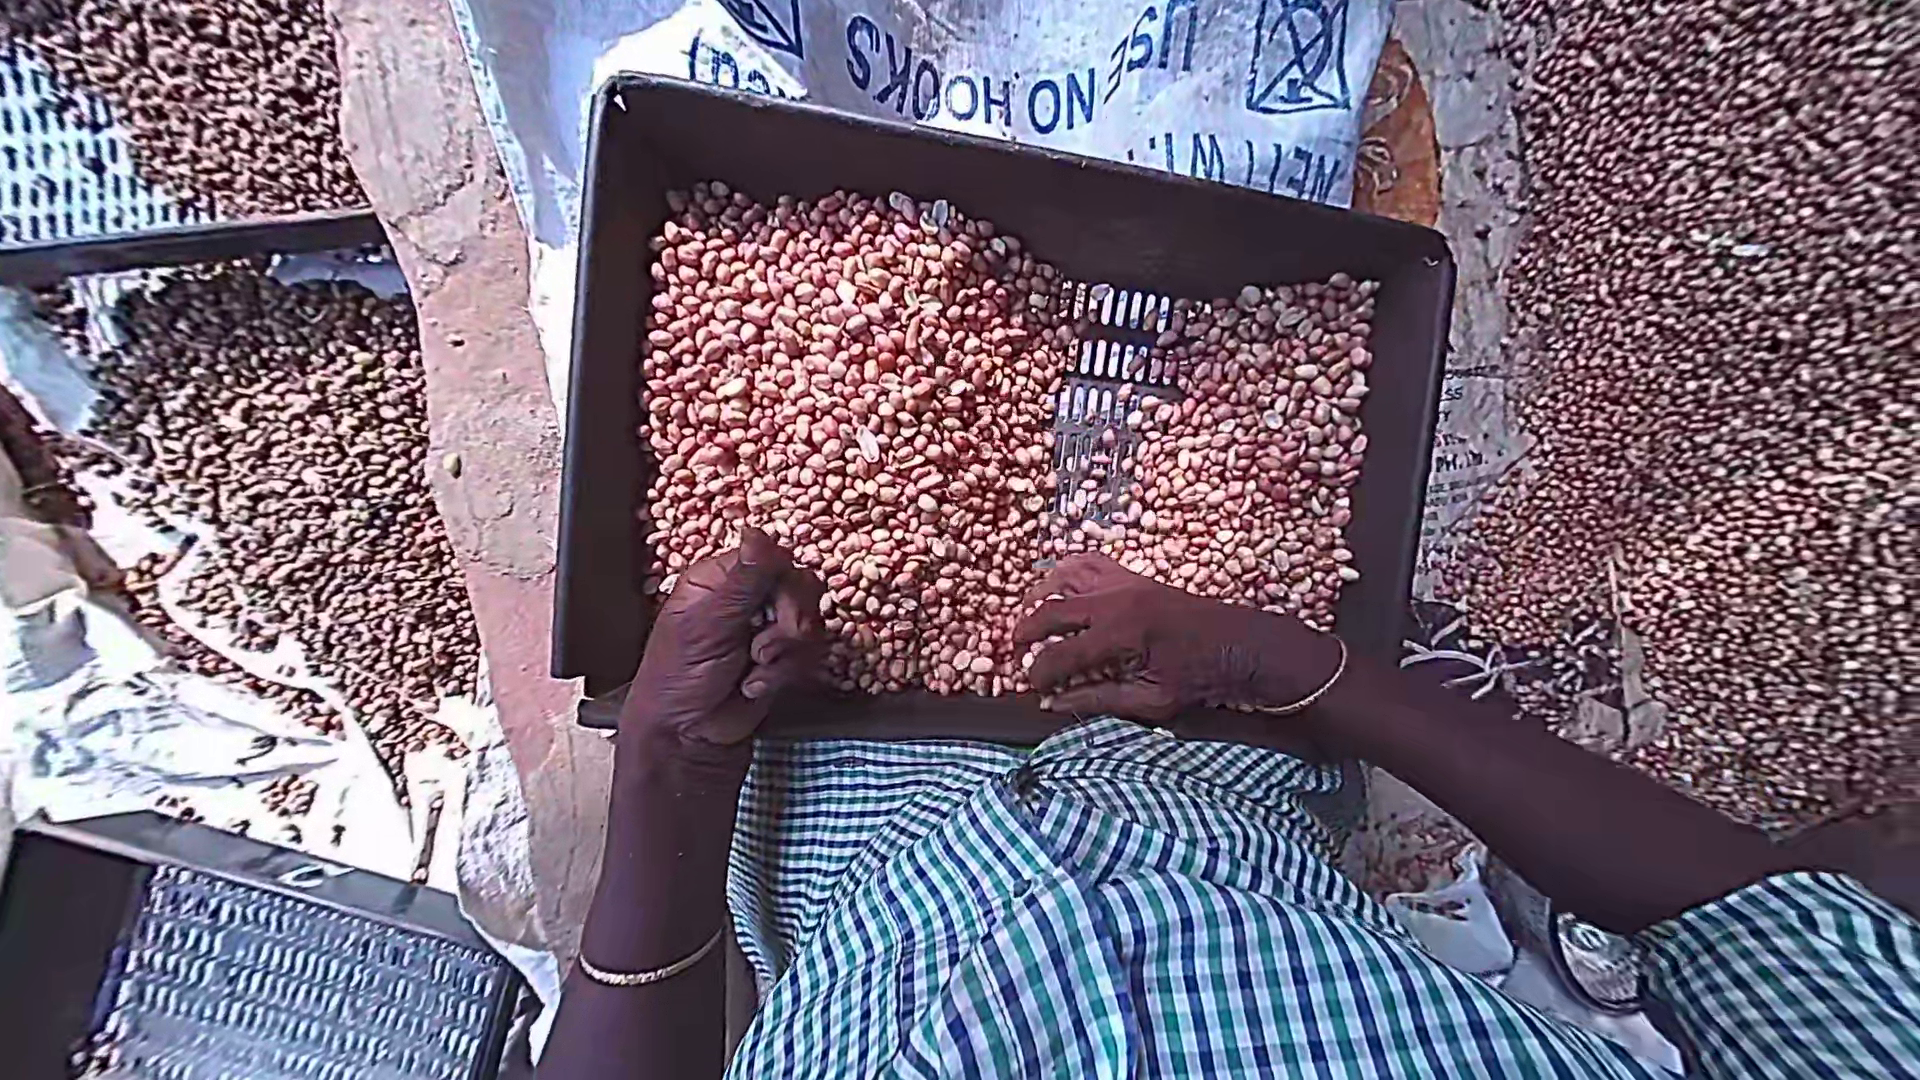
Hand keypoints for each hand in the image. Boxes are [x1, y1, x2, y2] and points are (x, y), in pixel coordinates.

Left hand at [622, 528, 824, 762]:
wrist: (688, 739)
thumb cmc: (679, 678)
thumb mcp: (708, 625)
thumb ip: (743, 581)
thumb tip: (756, 531)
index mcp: (722, 578)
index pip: (774, 560)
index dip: (784, 586)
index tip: (778, 611)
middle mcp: (749, 597)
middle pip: (801, 587)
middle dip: (788, 624)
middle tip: (763, 650)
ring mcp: (768, 626)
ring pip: (810, 620)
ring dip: (786, 653)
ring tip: (754, 671)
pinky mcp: (784, 655)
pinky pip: (809, 651)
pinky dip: (786, 672)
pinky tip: (756, 686)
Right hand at [1012, 554, 1341, 720]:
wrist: (1239, 643)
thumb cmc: (1200, 677)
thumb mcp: (1151, 700)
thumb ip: (1098, 699)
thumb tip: (1052, 704)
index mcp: (1120, 634)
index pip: (1061, 654)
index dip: (1039, 672)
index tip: (1029, 685)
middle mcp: (1114, 599)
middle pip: (1052, 609)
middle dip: (1026, 631)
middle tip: (1016, 651)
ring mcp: (1123, 581)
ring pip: (1065, 575)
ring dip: (1041, 594)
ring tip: (1030, 614)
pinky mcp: (1131, 574)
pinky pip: (1090, 561)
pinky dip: (1067, 570)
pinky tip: (1059, 585)